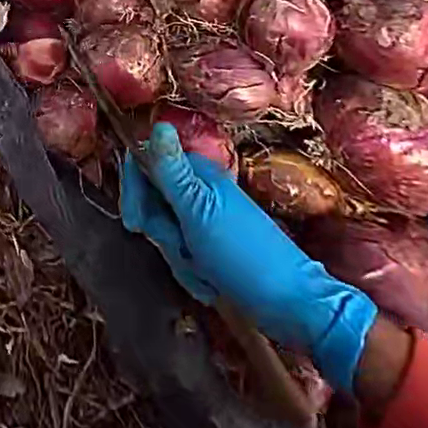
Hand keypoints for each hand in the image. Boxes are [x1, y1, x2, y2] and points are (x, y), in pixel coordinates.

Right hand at [121, 123, 376, 391]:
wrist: (293, 304)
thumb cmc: (244, 255)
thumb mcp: (199, 212)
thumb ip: (173, 170)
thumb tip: (158, 123)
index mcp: (198, 173)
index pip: (146, 164)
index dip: (134, 191)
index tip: (136, 222)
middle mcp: (200, 191)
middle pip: (152, 201)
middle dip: (160, 232)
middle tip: (180, 246)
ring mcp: (207, 220)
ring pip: (165, 232)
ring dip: (178, 258)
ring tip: (202, 271)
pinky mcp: (212, 248)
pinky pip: (183, 255)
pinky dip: (191, 273)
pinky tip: (209, 285)